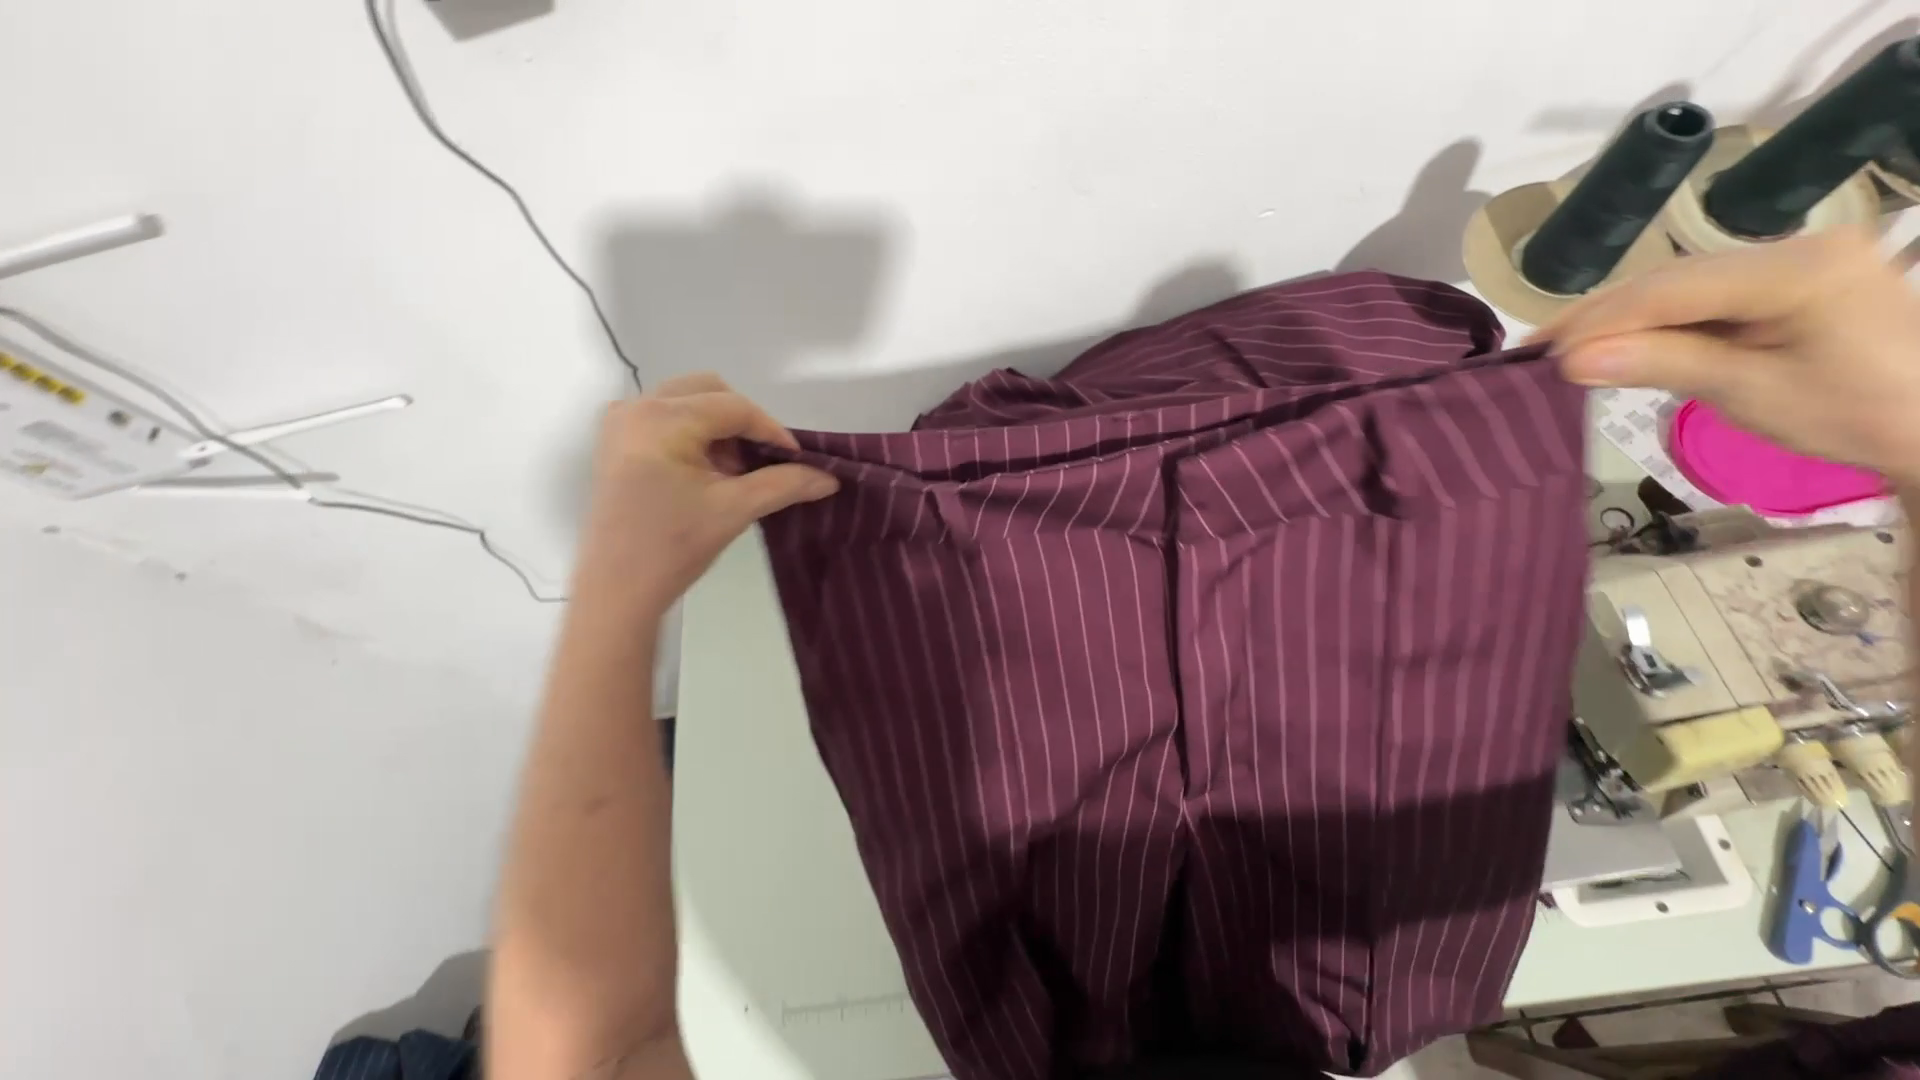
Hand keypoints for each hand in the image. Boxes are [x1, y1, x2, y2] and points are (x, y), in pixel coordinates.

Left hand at [572, 374, 838, 611]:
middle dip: (743, 422)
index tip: (798, 461)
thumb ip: (785, 485)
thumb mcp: (735, 510)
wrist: (616, 591)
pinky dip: (694, 434)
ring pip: (687, 401)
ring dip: (719, 428)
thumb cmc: (672, 547)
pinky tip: (706, 473)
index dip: (772, 431)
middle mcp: (636, 407)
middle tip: (763, 462)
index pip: (734, 407)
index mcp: (661, 418)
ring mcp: (620, 423)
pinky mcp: (615, 443)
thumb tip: (830, 477)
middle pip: (709, 392)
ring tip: (735, 472)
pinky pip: (665, 418)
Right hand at [1531, 228, 1919, 487]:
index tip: (1540, 352)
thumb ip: (1662, 364)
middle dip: (1598, 316)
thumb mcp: (1749, 392)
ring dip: (1615, 318)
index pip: (1671, 290)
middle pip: (1669, 280)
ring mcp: (1788, 259)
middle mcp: (1793, 248)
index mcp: (1799, 270)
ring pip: (1676, 285)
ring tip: (1558, 347)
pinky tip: (1610, 339)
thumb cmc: (1852, 413)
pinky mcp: (1781, 278)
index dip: (1598, 320)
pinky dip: (1648, 320)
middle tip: (1534, 349)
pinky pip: (1697, 294)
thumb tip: (1571, 359)